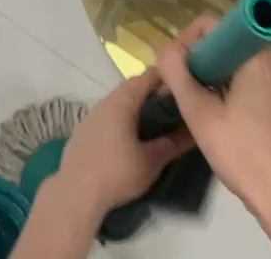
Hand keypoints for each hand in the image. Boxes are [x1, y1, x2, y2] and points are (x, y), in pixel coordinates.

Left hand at [45, 67, 195, 217]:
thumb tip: (195, 131)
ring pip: (119, 103)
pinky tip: (130, 138)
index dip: (168, 79)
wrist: (75, 193)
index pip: (148, 77)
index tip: (184, 87)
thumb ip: (173, 143)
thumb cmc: (117, 172)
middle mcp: (105, 101)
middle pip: (133, 89)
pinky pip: (109, 117)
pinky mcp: (84, 131)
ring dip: (137, 109)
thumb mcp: (151, 161)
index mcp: (122, 101)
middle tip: (175, 108)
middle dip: (154, 95)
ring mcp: (92, 115)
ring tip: (157, 123)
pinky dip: (123, 120)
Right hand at [154, 17, 270, 223]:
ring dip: (215, 79)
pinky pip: (252, 80)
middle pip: (224, 44)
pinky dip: (233, 90)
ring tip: (200, 108)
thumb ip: (177, 74)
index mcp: (256, 55)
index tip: (176, 70)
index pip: (212, 25)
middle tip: (183, 92)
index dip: (187, 42)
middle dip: (200, 63)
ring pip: (237, 64)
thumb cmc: (243, 154)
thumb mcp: (199, 113)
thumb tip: (164, 49)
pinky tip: (223, 119)